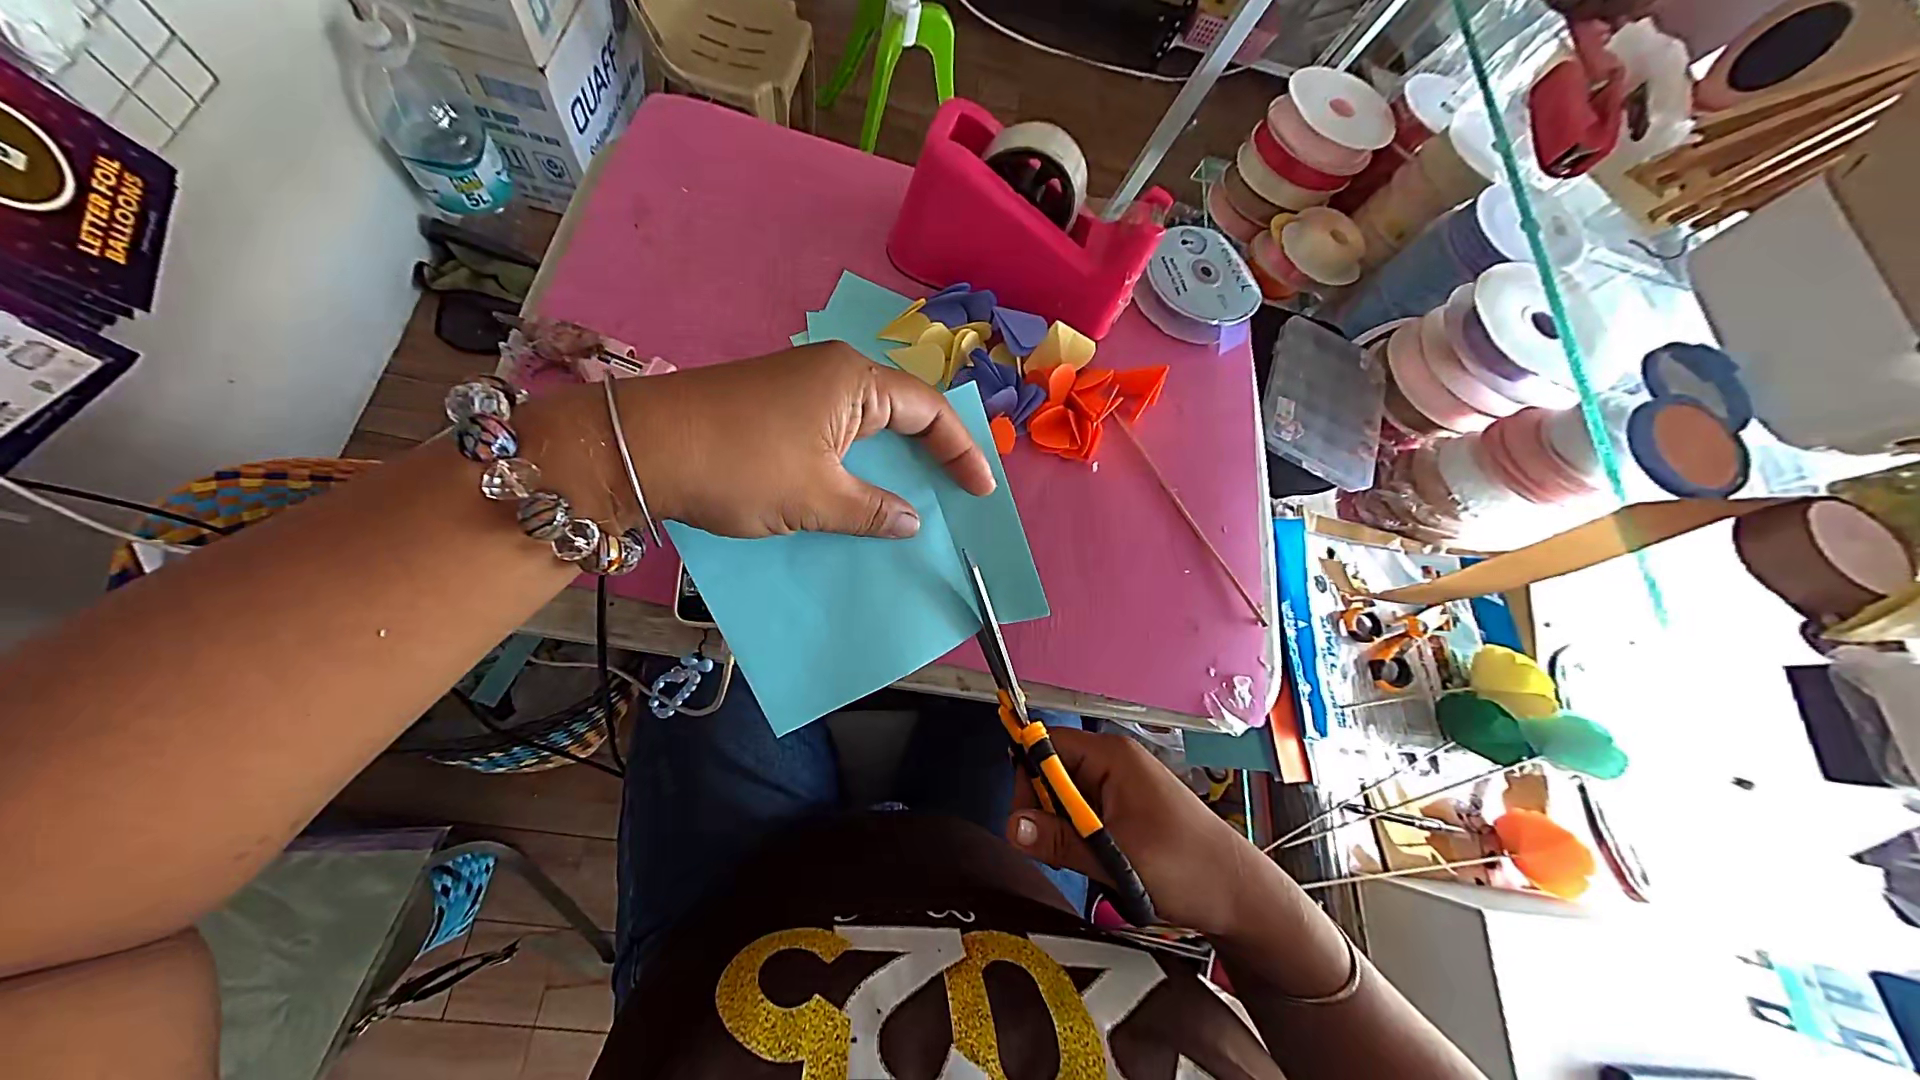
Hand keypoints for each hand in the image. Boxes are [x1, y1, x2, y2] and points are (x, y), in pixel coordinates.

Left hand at [613, 342, 994, 537]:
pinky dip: (859, 460)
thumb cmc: (740, 466)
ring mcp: (801, 385)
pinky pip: (837, 430)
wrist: (640, 448)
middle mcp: (833, 372)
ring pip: (868, 422)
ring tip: (917, 493)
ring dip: (894, 458)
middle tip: (956, 488)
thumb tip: (911, 522)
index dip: (961, 451)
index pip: (928, 410)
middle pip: (902, 409)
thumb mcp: (815, 497)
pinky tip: (861, 488)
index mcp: (854, 380)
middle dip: (932, 450)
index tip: (981, 490)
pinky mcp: (778, 404)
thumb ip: (872, 511)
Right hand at [1006, 727, 1271, 936]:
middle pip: (1054, 770)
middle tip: (1052, 846)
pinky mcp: (1127, 807)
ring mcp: (1122, 784)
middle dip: (1045, 808)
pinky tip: (1096, 860)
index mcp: (1114, 757)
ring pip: (1068, 795)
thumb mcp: (1115, 857)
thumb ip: (1058, 839)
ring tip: (1084, 858)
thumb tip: (1013, 825)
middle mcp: (1116, 762)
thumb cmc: (1189, 868)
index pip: (1048, 744)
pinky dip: (1081, 835)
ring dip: (1064, 827)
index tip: (1023, 814)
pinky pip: (1086, 811)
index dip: (1028, 775)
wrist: (1239, 896)